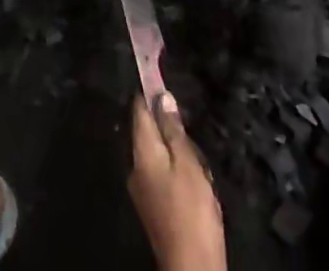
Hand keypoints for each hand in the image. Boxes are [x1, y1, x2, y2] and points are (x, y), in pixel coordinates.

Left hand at [129, 93, 225, 270]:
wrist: (190, 265)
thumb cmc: (191, 209)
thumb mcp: (187, 165)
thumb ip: (173, 131)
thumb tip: (162, 96)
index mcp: (141, 151)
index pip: (139, 111)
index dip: (148, 93)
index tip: (157, 76)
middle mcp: (134, 165)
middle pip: (146, 132)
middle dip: (164, 124)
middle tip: (186, 123)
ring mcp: (140, 187)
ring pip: (154, 153)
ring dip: (172, 148)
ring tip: (195, 156)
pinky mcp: (151, 204)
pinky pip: (159, 173)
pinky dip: (174, 169)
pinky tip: (193, 180)